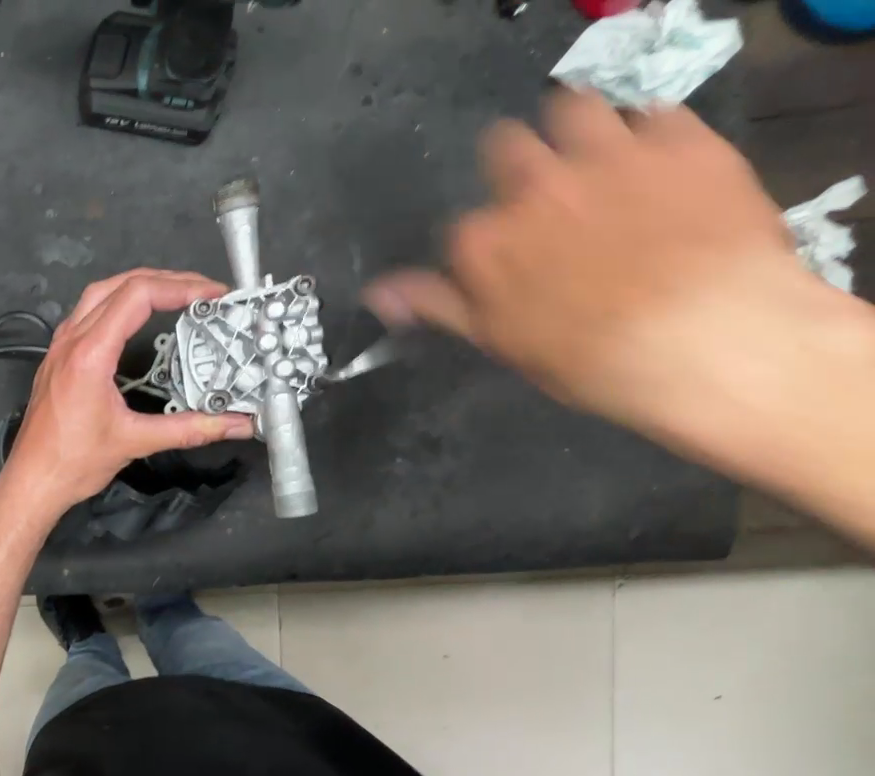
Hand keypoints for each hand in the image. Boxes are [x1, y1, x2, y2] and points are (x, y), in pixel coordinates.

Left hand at [0, 269, 253, 523]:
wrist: (31, 482)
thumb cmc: (70, 463)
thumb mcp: (135, 442)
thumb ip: (189, 428)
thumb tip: (232, 423)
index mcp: (88, 354)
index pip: (137, 295)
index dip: (180, 287)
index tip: (211, 295)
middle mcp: (70, 343)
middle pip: (119, 285)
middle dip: (165, 280)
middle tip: (201, 292)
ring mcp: (59, 350)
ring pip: (98, 295)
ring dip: (137, 287)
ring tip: (174, 296)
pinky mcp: (56, 361)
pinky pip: (85, 316)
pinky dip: (115, 307)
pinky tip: (134, 321)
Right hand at [363, 91, 813, 437]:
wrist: (708, 337)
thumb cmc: (587, 357)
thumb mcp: (497, 338)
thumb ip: (439, 304)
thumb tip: (377, 293)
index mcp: (482, 241)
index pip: (463, 224)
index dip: (484, 239)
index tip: (504, 257)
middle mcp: (533, 187)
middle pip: (506, 146)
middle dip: (517, 162)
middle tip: (542, 190)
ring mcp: (607, 156)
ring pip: (574, 109)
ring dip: (575, 127)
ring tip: (591, 154)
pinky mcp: (681, 141)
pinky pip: (654, 111)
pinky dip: (649, 130)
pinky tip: (655, 159)